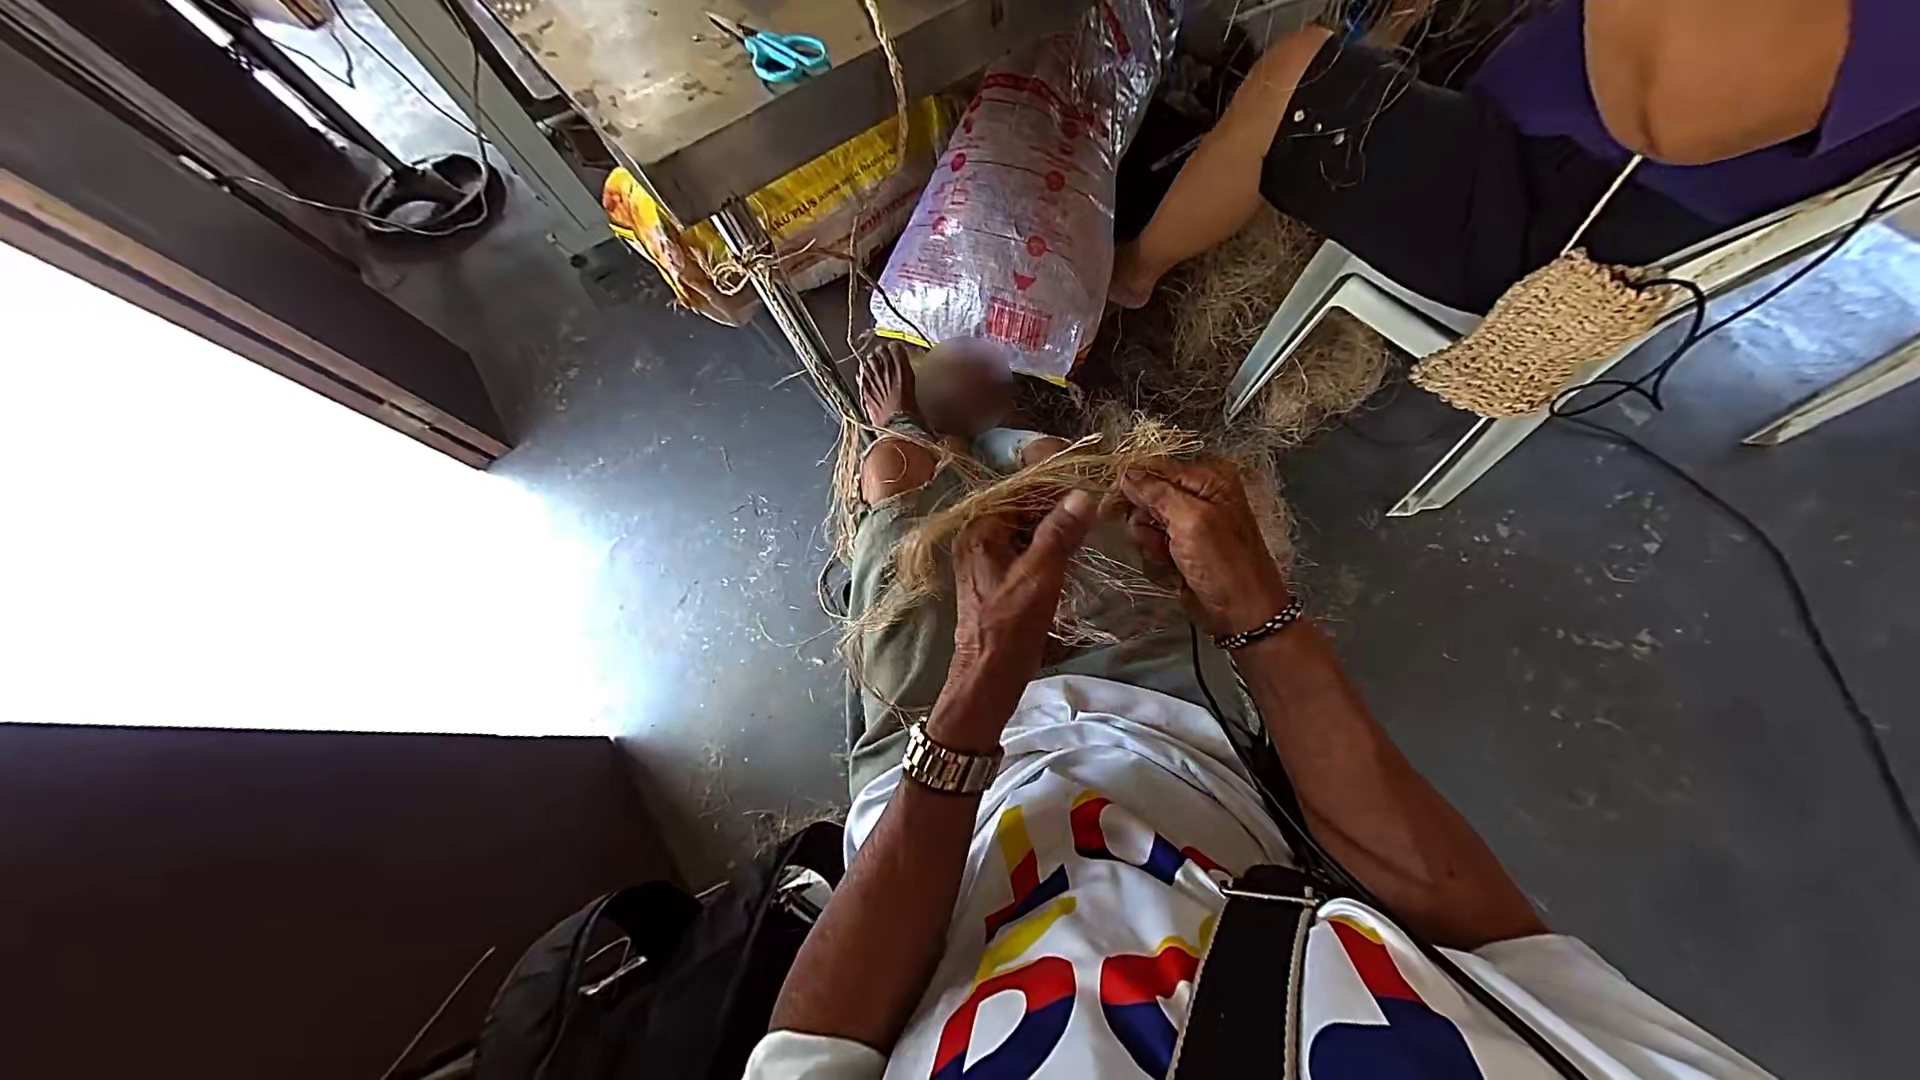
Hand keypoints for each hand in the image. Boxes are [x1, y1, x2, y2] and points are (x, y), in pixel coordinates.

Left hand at [931, 490, 1097, 749]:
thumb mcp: (1040, 574)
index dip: (1052, 491)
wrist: (989, 674)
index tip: (1086, 492)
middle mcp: (975, 540)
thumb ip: (1059, 533)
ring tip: (1084, 531)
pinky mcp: (994, 581)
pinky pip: (1021, 553)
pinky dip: (1043, 551)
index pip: (1018, 494)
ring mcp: (983, 561)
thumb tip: (1082, 495)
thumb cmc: (1010, 624)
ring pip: (1022, 533)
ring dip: (1052, 532)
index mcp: (978, 531)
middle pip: (1020, 512)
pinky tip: (1067, 557)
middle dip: (1054, 512)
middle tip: (1090, 513)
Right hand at [1118, 459, 1292, 637]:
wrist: (1241, 613)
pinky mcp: (1178, 546)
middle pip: (1145, 494)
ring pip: (1143, 521)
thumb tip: (1125, 473)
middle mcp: (1197, 495)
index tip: (1113, 504)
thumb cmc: (1223, 563)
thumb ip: (1158, 492)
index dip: (1132, 484)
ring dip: (1149, 541)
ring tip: (1168, 555)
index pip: (1154, 467)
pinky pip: (1149, 542)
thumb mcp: (1192, 520)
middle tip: (1158, 537)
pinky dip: (1154, 555)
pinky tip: (1170, 565)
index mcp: (1208, 478)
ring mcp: (1187, 522)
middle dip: (1144, 518)